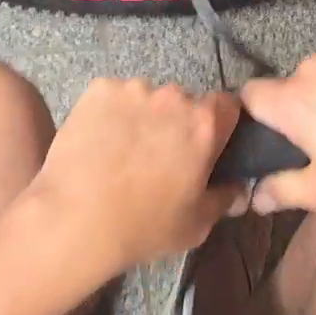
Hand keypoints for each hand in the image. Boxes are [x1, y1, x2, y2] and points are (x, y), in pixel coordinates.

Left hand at [24, 78, 242, 274]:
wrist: (76, 217)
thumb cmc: (144, 226)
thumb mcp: (196, 224)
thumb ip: (224, 199)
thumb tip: (239, 187)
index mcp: (203, 124)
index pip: (227, 106)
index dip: (220, 123)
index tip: (208, 144)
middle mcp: (173, 96)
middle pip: (184, 101)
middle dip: (177, 122)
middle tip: (160, 153)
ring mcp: (134, 88)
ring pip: (147, 97)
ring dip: (144, 115)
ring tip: (124, 148)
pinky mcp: (99, 88)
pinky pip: (114, 95)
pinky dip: (111, 112)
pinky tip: (100, 139)